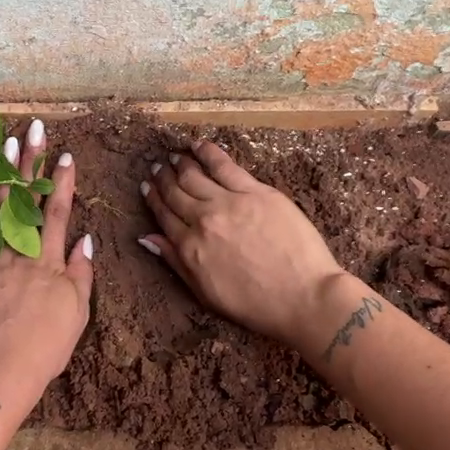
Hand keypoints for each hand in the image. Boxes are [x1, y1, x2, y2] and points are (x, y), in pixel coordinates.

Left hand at [0, 119, 93, 418]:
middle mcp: (20, 251)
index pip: (58, 212)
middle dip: (31, 162)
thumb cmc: (43, 347)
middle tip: (33, 129)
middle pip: (26, 200)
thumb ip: (81, 273)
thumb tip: (85, 239)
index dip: (63, 181)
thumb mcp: (76, 313)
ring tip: (4, 143)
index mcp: (50, 262)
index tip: (66, 155)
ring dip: (2, 174)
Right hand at [139, 141, 348, 348]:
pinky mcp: (256, 192)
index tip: (146, 186)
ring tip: (174, 156)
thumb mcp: (205, 293)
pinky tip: (199, 146)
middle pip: (176, 192)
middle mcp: (203, 221)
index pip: (164, 216)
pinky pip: (225, 166)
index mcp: (189, 248)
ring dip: (181, 164)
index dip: (153, 199)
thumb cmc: (256, 304)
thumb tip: (146, 239)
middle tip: (157, 167)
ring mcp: (230, 203)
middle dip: (163, 178)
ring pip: (196, 176)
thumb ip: (175, 262)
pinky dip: (209, 153)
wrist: (303, 297)